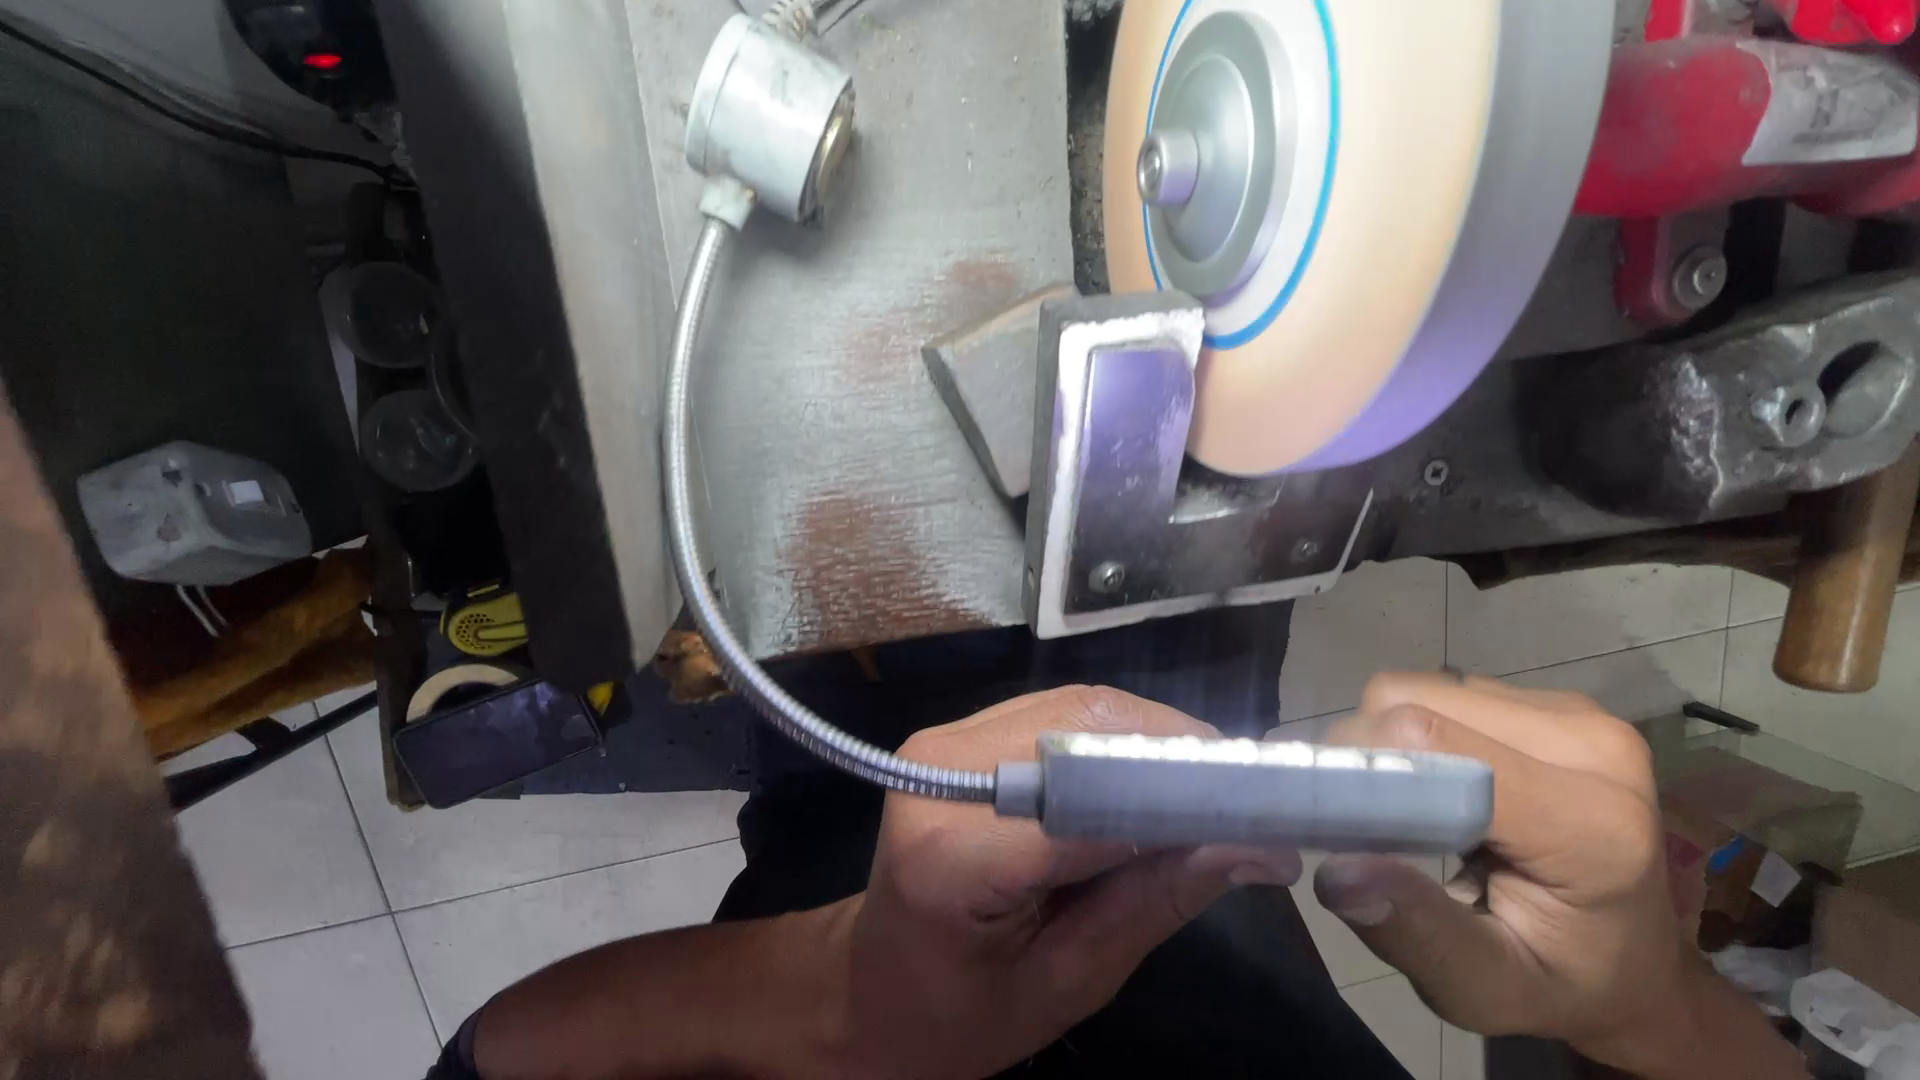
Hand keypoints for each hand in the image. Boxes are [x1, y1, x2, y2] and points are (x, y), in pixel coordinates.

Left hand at [820, 686, 1300, 1079]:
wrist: (871, 985)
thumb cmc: (960, 1011)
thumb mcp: (1068, 981)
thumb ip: (1154, 900)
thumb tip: (1252, 843)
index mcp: (955, 850)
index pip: (1093, 798)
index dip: (1183, 795)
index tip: (1263, 811)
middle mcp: (942, 770)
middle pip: (1086, 727)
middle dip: (1173, 752)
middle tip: (1241, 795)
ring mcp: (943, 741)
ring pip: (1076, 707)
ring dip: (1147, 738)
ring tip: (1203, 786)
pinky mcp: (955, 735)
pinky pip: (1054, 714)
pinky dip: (1111, 737)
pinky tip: (1145, 775)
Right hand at [1309, 674, 1792, 1077]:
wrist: (1639, 970)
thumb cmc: (1561, 984)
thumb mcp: (1486, 990)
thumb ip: (1416, 935)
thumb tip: (1336, 873)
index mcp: (1587, 823)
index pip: (1427, 739)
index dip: (1361, 765)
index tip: (1333, 817)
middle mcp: (1590, 746)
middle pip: (1412, 703)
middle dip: (1371, 755)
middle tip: (1375, 821)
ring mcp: (1577, 715)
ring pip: (1421, 689)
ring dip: (1394, 741)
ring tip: (1418, 807)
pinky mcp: (1557, 703)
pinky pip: (1444, 690)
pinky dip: (1421, 732)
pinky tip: (1447, 784)